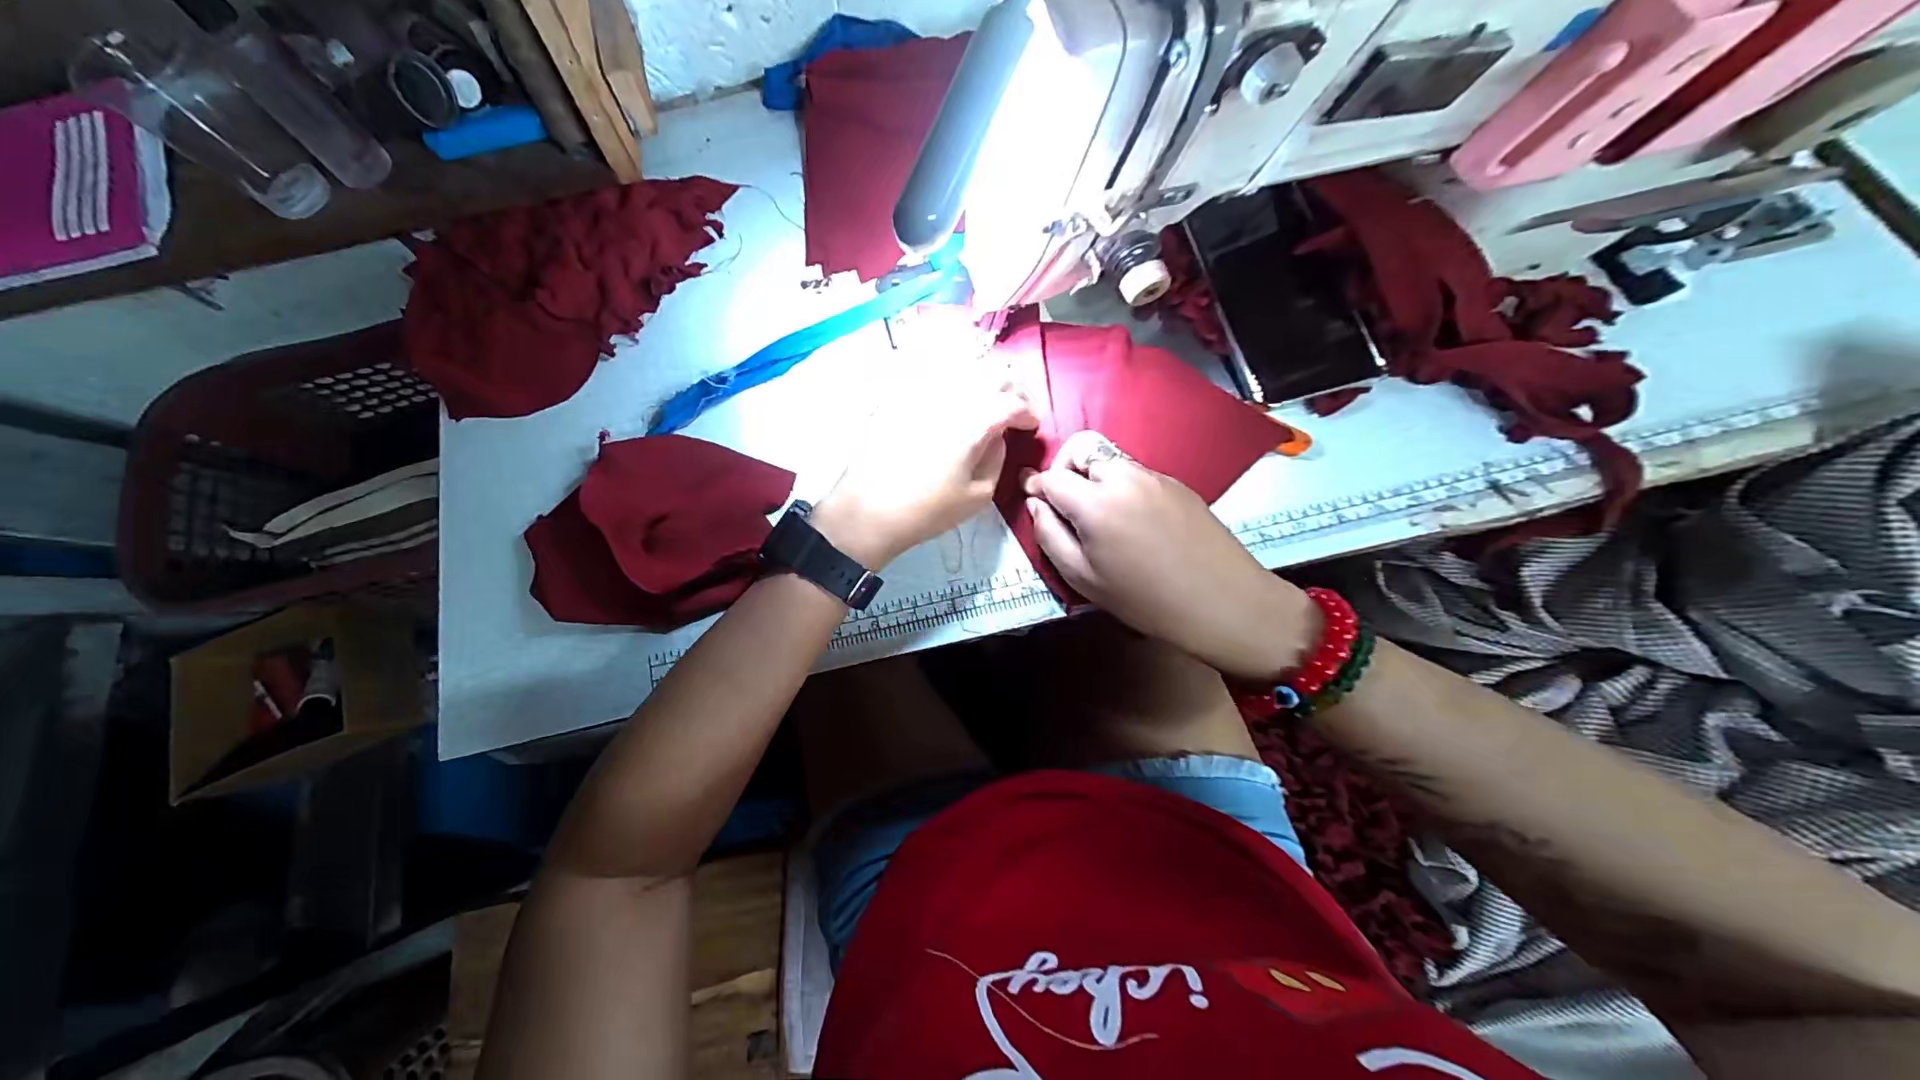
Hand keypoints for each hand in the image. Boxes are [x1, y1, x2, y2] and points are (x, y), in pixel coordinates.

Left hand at [812, 368, 1036, 568]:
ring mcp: (922, 393)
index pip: (1014, 402)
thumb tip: (998, 436)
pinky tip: (953, 404)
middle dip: (1012, 390)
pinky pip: (934, 378)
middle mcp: (951, 397)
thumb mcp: (979, 495)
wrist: (867, 511)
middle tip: (1015, 410)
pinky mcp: (899, 397)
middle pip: (993, 374)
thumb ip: (997, 458)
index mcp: (975, 421)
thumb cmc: (927, 511)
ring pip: (965, 369)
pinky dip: (953, 385)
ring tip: (986, 404)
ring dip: (984, 383)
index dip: (1029, 413)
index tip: (1030, 427)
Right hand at [1022, 430, 1317, 680]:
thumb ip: (1050, 536)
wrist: (1221, 601)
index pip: (1052, 476)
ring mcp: (1154, 476)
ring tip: (1100, 513)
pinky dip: (1121, 485)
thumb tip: (1037, 504)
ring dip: (1094, 476)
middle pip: (1081, 450)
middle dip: (1065, 468)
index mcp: (1095, 503)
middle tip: (1065, 500)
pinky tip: (1132, 520)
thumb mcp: (1083, 577)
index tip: (1030, 494)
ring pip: (1110, 459)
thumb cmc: (1144, 599)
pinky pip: (1136, 473)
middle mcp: (1123, 478)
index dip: (1035, 484)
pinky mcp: (1177, 483)